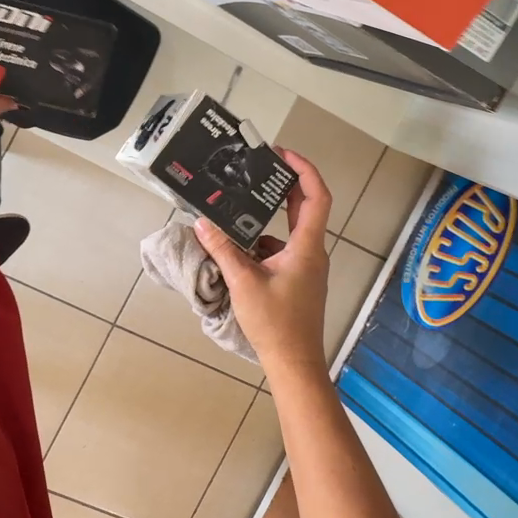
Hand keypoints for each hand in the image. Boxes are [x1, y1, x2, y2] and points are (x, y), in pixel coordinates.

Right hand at [194, 149, 333, 377]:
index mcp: (307, 247)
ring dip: (268, 215)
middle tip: (259, 166)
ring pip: (290, 230)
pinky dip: (262, 241)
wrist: (295, 364)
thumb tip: (201, 222)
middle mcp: (311, 252)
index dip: (304, 169)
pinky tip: (237, 245)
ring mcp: (306, 267)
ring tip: (238, 204)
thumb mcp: (243, 282)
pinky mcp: (297, 280)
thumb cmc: (276, 323)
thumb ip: (223, 249)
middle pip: (305, 207)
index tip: (282, 153)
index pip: (316, 196)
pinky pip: (281, 249)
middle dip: (284, 184)